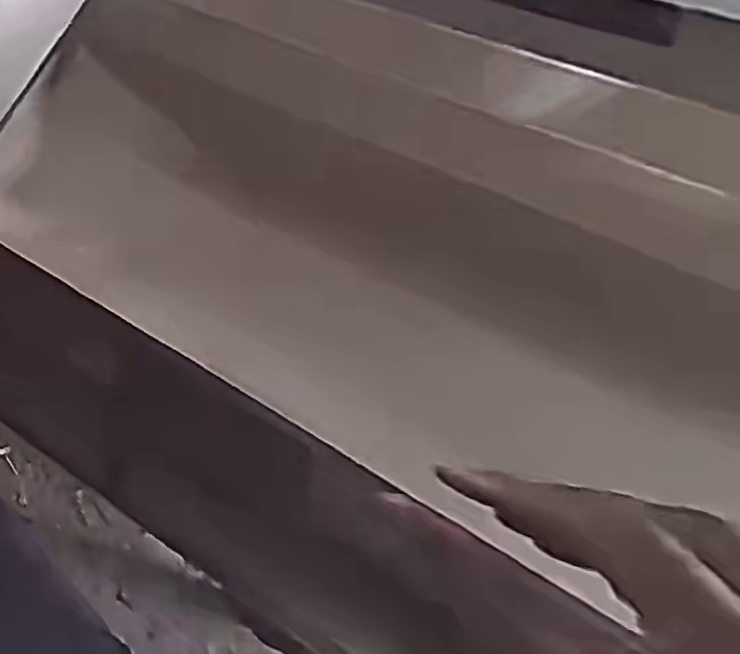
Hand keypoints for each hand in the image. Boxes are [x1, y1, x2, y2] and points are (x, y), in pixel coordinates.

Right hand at [380, 469, 739, 653]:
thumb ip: (481, 588)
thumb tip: (400, 514)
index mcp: (708, 629)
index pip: (608, 526)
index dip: (521, 493)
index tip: (454, 479)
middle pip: (661, 526)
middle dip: (566, 506)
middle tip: (495, 500)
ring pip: (706, 543)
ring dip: (618, 526)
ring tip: (550, 529)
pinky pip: (728, 576)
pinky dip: (665, 557)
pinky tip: (623, 573)